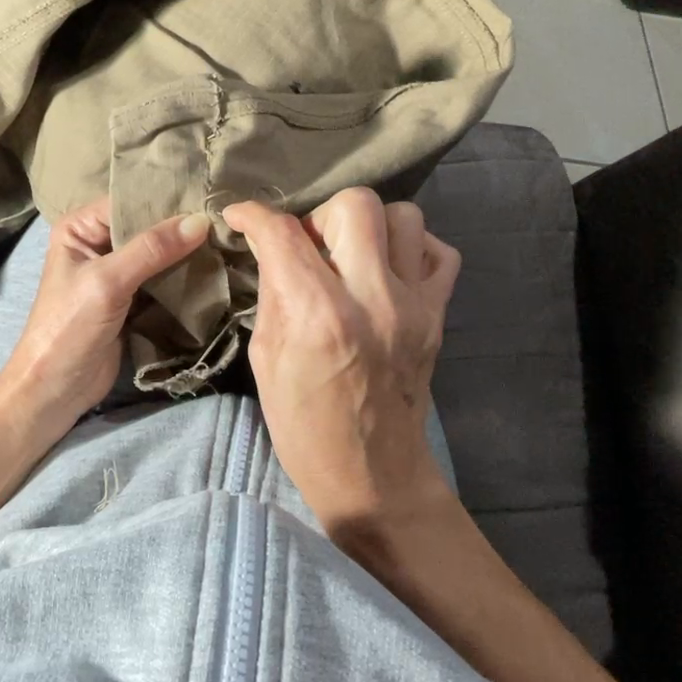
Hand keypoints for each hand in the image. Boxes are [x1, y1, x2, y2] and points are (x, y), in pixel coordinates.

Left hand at [0, 198, 210, 429]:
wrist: (55, 389)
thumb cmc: (68, 328)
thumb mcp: (107, 282)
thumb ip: (152, 249)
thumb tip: (200, 221)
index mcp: (80, 228)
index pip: (129, 202)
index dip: (167, 201)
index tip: (210, 198)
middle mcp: (97, 245)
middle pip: (147, 228)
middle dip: (182, 229)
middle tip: (228, 223)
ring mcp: (116, 275)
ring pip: (159, 256)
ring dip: (188, 256)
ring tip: (229, 244)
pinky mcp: (132, 302)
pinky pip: (163, 282)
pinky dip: (185, 280)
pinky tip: (215, 272)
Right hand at [223, 188, 460, 538]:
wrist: (374, 476)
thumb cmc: (303, 425)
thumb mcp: (265, 359)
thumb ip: (272, 295)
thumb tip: (271, 250)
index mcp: (317, 314)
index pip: (282, 233)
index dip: (253, 214)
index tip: (241, 217)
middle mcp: (371, 298)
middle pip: (355, 205)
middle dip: (319, 215)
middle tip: (308, 246)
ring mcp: (414, 305)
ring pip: (404, 216)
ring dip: (368, 227)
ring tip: (349, 256)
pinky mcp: (439, 315)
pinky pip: (440, 252)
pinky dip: (412, 249)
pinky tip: (387, 271)